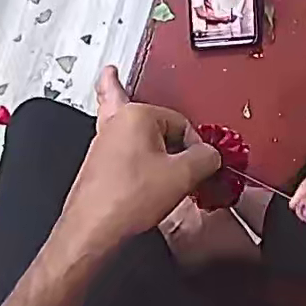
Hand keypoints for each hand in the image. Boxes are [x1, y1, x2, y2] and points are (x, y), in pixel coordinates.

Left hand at [50, 67, 220, 257]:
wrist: (93, 228)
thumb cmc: (125, 200)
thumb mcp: (182, 176)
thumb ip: (206, 158)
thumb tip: (211, 155)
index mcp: (137, 115)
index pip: (181, 122)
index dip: (195, 145)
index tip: (200, 163)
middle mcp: (117, 122)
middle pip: (155, 120)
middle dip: (165, 129)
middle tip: (165, 125)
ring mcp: (105, 141)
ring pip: (130, 124)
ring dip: (143, 130)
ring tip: (112, 77)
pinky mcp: (100, 161)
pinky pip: (115, 137)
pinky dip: (121, 132)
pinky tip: (113, 121)